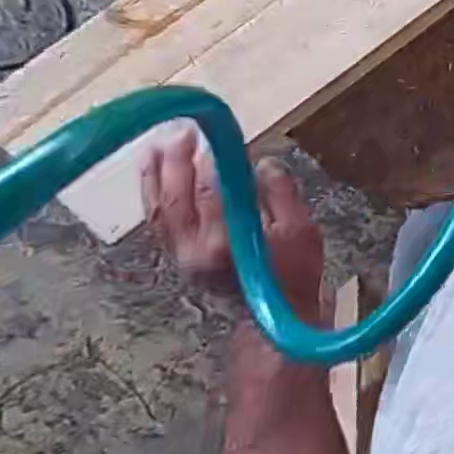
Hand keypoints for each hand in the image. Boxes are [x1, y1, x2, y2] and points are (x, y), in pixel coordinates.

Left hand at [141, 123, 326, 323]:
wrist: (275, 320)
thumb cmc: (292, 276)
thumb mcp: (300, 231)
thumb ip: (280, 193)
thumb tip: (260, 164)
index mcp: (225, 243)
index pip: (211, 191)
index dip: (214, 161)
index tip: (220, 138)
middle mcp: (193, 250)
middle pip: (175, 198)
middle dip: (177, 161)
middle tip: (184, 133)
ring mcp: (181, 256)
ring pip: (159, 209)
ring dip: (156, 174)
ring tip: (158, 145)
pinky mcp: (177, 257)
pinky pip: (158, 220)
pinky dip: (153, 193)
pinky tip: (154, 173)